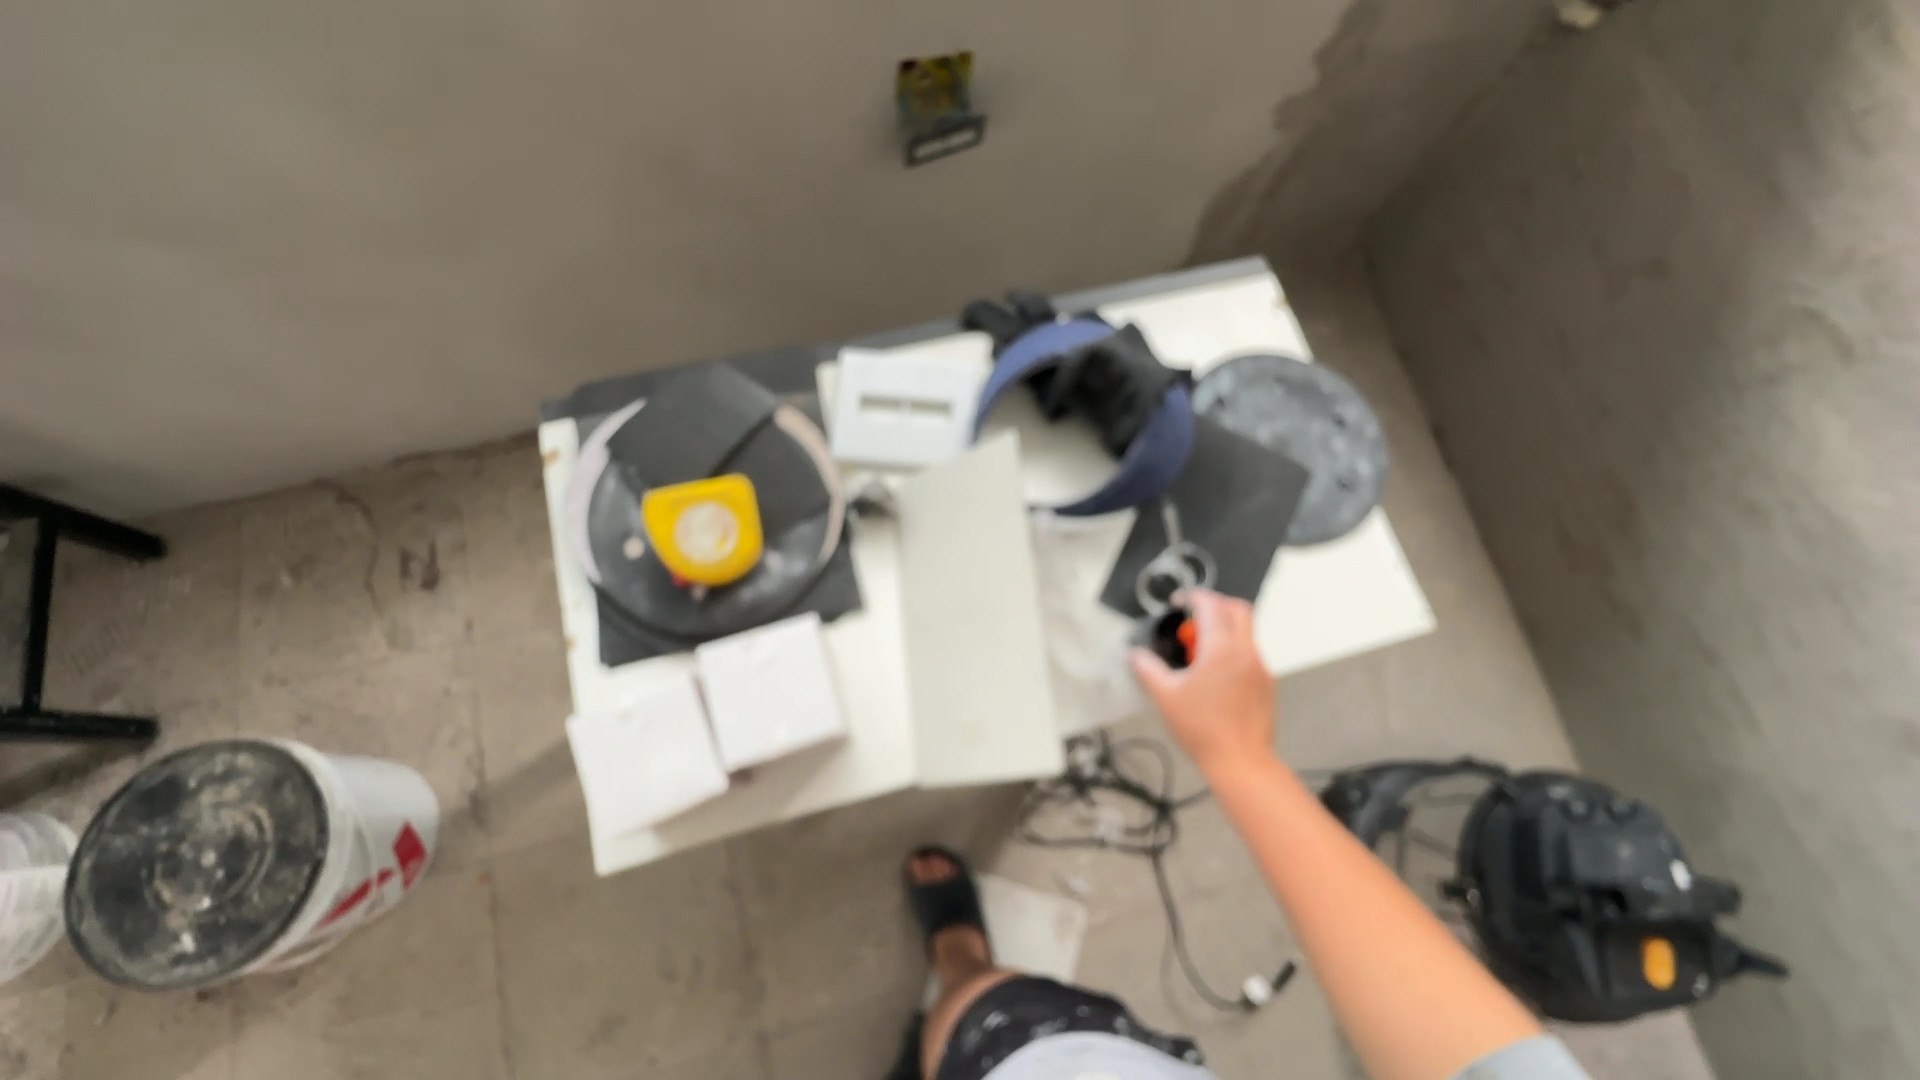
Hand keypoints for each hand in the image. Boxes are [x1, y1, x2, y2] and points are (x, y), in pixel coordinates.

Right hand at [1129, 590, 1277, 774]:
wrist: (1241, 761)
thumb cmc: (1200, 727)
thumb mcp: (1165, 696)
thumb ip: (1147, 669)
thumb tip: (1133, 654)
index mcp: (1220, 648)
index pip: (1210, 605)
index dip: (1193, 597)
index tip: (1178, 603)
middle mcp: (1245, 650)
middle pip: (1237, 609)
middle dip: (1215, 605)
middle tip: (1194, 618)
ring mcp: (1260, 666)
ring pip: (1246, 631)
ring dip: (1225, 629)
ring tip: (1201, 652)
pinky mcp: (1267, 683)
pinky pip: (1250, 653)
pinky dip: (1233, 650)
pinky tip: (1216, 675)